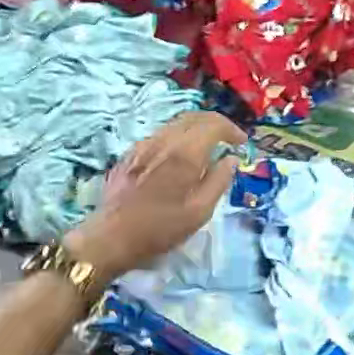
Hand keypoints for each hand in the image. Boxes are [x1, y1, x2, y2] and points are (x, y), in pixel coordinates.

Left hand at [65, 111, 245, 281]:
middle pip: (193, 117)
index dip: (231, 129)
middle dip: (214, 124)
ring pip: (173, 125)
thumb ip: (218, 182)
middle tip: (226, 139)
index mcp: (184, 154)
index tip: (241, 143)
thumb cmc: (159, 229)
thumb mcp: (199, 212)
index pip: (213, 124)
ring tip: (204, 148)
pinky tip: (176, 158)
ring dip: (194, 130)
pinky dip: (175, 139)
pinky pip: (158, 137)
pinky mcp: (128, 156)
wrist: (111, 237)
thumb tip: (230, 160)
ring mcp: (142, 146)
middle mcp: (162, 142)